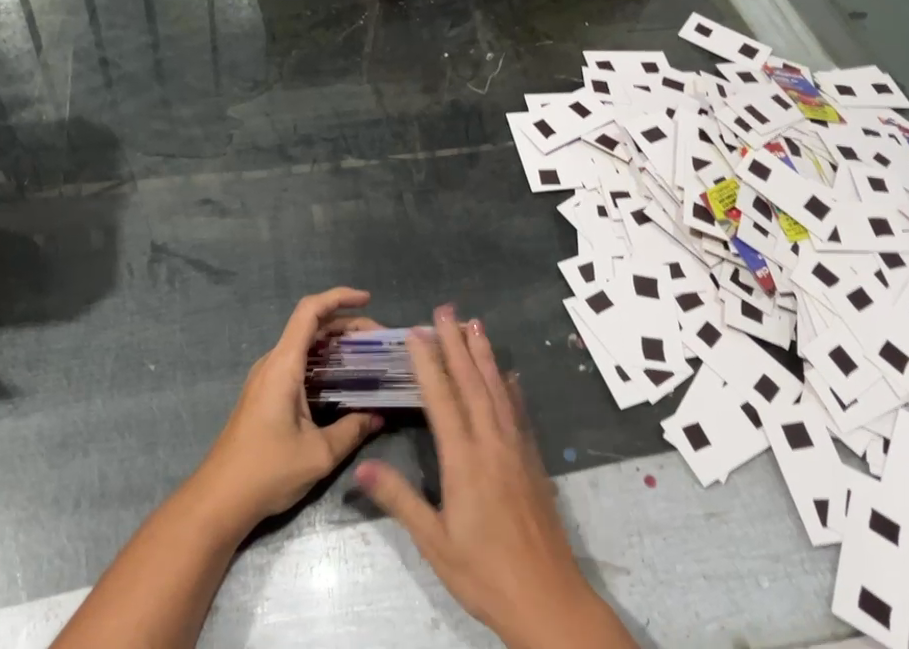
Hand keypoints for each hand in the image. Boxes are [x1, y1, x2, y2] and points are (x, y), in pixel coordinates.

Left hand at [193, 287, 384, 526]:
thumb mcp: (319, 453)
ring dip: (336, 346)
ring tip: (369, 360)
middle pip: (311, 327)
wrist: (219, 499)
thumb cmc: (266, 471)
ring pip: (305, 347)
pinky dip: (324, 364)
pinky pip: (298, 366)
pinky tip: (344, 383)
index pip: (309, 312)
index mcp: (283, 365)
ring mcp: (266, 380)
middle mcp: (273, 364)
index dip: (338, 297)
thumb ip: (352, 429)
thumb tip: (377, 416)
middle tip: (381, 343)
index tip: (368, 300)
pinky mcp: (265, 396)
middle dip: (347, 327)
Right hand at [355, 307, 635, 648]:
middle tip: (445, 310)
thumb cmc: (484, 572)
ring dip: (485, 356)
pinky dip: (511, 388)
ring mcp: (517, 451)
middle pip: (473, 383)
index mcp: (465, 460)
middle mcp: (493, 444)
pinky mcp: (533, 462)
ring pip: (498, 391)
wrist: (547, 598)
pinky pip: (519, 413)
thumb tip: (362, 468)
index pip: (442, 399)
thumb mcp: (434, 541)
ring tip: (475, 325)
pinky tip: (509, 376)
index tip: (416, 332)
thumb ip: (400, 500)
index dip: (428, 363)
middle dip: (456, 343)